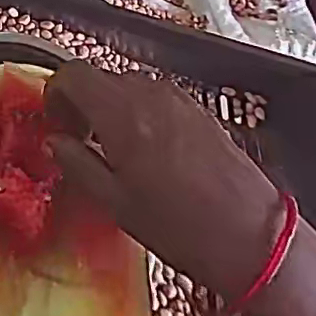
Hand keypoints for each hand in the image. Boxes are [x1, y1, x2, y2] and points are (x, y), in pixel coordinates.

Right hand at [44, 62, 282, 299]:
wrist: (259, 241)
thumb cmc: (180, 227)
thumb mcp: (114, 202)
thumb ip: (76, 163)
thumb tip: (56, 141)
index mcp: (120, 111)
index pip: (72, 74)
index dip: (55, 93)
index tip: (56, 122)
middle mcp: (147, 93)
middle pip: (98, 77)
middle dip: (82, 102)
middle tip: (79, 138)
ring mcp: (177, 97)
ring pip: (125, 85)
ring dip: (109, 106)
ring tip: (113, 147)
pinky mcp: (198, 108)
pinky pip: (153, 96)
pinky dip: (137, 111)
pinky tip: (146, 150)